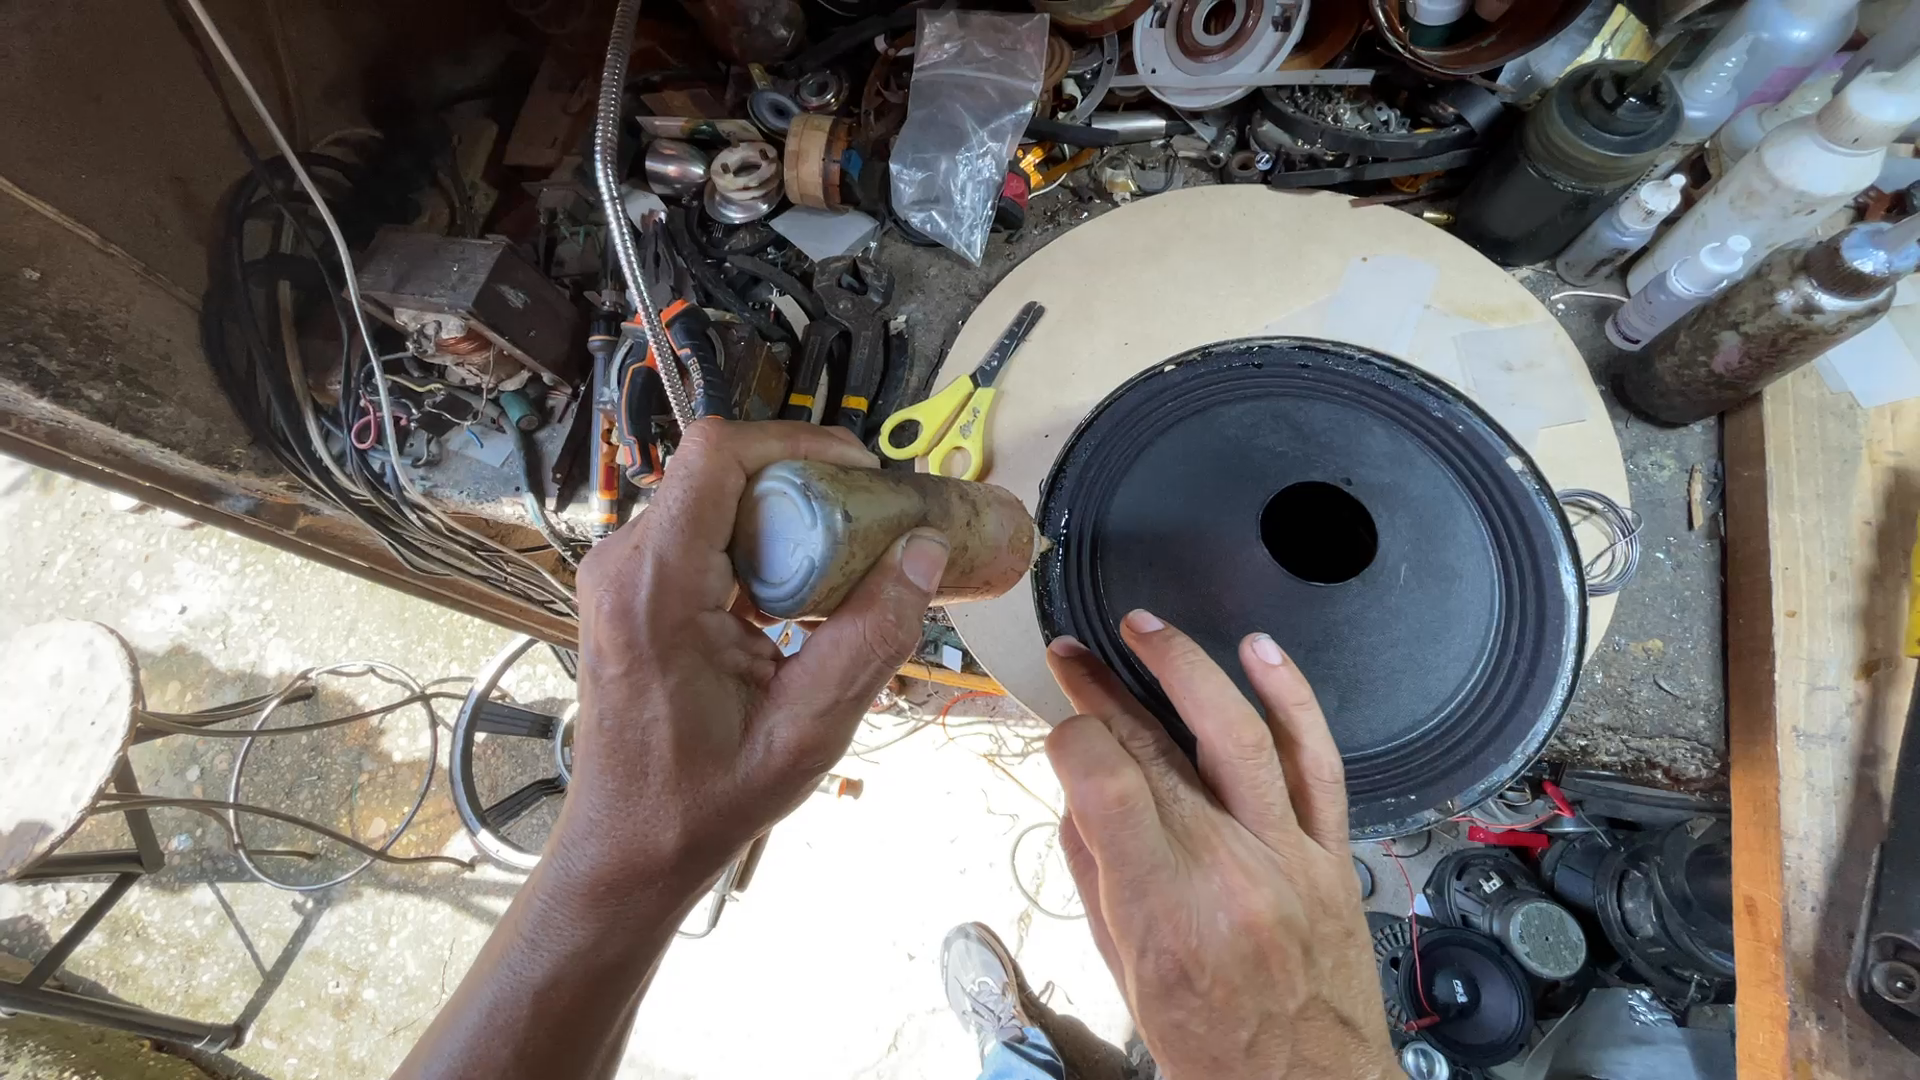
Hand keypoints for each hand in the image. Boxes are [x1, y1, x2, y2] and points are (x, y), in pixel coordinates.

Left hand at [556, 419, 949, 902]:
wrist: (628, 845)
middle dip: (805, 480)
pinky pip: (703, 530)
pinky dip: (761, 540)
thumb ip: (871, 638)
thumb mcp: (809, 730)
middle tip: (872, 520)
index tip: (861, 473)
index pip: (715, 456)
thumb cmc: (708, 799)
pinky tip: (799, 587)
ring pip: (715, 497)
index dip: (795, 441)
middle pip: (722, 472)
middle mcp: (626, 563)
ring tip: (845, 554)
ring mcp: (622, 573)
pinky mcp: (632, 587)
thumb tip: (923, 552)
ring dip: (786, 512)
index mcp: (657, 588)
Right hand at [1044, 610, 1396, 1079]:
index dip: (1068, 736)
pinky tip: (1259, 650)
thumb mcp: (1116, 962)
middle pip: (1152, 745)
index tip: (1057, 729)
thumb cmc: (1200, 1037)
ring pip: (1236, 733)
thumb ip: (1091, 862)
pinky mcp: (1331, 851)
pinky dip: (1291, 697)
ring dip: (1182, 666)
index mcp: (1162, 905)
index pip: (1103, 778)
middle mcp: (1227, 867)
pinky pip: (1318, 762)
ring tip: (1142, 626)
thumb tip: (1079, 781)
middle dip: (1098, 687)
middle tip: (1070, 655)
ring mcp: (1287, 853)